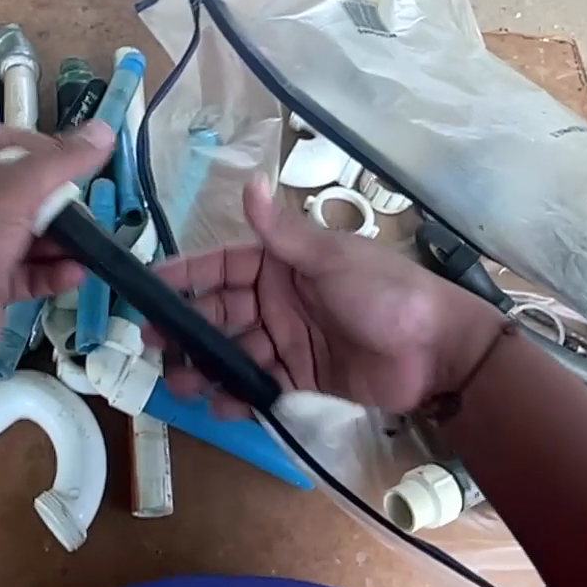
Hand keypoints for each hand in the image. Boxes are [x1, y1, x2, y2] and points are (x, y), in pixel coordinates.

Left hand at [0, 122, 113, 368]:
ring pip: (30, 235)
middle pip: (24, 191)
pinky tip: (75, 274)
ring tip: (89, 245)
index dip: (41, 146)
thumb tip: (104, 130)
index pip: (4, 142)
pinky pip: (30, 271)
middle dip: (58, 202)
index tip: (75, 160)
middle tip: (86, 209)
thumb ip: (61, 162)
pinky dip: (53, 272)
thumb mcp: (15, 192)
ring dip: (61, 241)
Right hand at [147, 179, 504, 416]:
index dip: (186, 276)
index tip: (149, 288)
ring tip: (179, 382)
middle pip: (219, 313)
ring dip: (204, 366)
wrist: (437, 353)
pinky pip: (258, 385)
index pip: (222, 266)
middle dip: (185, 327)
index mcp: (283, 265)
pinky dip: (237, 395)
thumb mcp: (331, 258)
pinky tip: (218, 404)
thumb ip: (283, 233)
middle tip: (152, 343)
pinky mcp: (301, 378)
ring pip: (233, 352)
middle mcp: (278, 301)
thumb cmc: (384, 294)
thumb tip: (249, 183)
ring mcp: (288, 341)